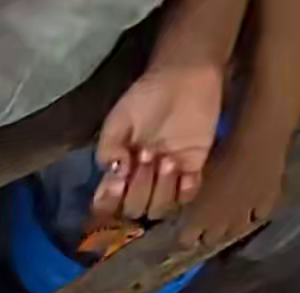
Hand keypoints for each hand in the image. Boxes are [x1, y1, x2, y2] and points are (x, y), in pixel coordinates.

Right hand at [93, 64, 221, 223]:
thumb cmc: (146, 98)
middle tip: (148, 153)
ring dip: (162, 187)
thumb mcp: (116, 122)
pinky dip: (185, 188)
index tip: (117, 180)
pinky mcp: (193, 169)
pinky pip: (188, 197)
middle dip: (140, 187)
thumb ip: (108, 151)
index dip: (109, 203)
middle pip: (134, 211)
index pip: (106, 208)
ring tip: (168, 157)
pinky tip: (184, 166)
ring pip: (159, 209)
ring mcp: (167, 179)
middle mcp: (140, 184)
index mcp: (118, 176)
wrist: (184, 75)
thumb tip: (116, 174)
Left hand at [174, 133, 287, 249]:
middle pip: (210, 240)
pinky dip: (256, 213)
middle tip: (207, 225)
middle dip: (207, 235)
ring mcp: (244, 215)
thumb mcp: (195, 180)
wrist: (255, 142)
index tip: (185, 233)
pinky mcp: (267, 203)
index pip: (186, 241)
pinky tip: (255, 207)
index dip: (185, 238)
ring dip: (231, 227)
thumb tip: (187, 206)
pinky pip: (260, 216)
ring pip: (235, 231)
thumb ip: (191, 198)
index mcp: (199, 219)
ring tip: (231, 218)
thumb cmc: (218, 155)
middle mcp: (220, 223)